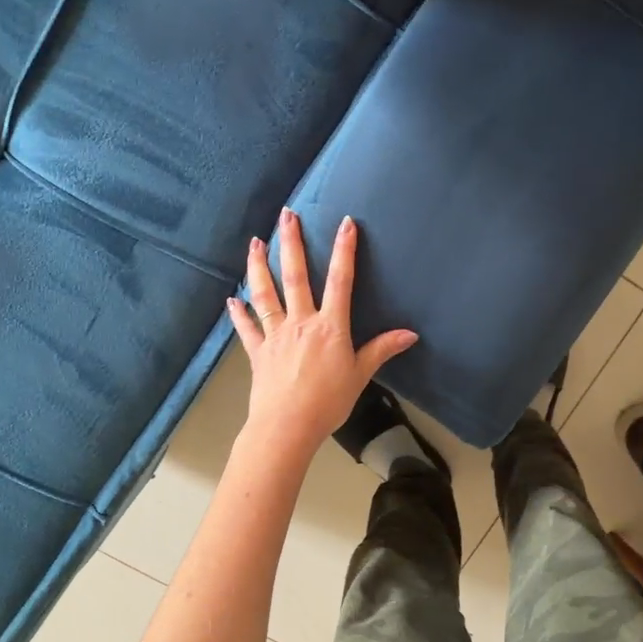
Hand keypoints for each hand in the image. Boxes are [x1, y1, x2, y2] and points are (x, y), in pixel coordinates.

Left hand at [228, 209, 417, 455]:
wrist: (286, 427)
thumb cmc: (328, 402)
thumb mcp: (360, 375)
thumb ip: (381, 350)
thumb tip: (410, 334)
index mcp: (330, 326)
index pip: (340, 280)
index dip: (344, 250)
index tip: (345, 223)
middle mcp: (301, 322)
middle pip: (295, 275)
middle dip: (291, 242)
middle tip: (286, 215)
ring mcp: (275, 335)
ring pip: (265, 293)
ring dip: (258, 265)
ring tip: (255, 242)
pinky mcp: (257, 352)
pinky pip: (247, 328)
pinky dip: (239, 313)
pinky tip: (232, 298)